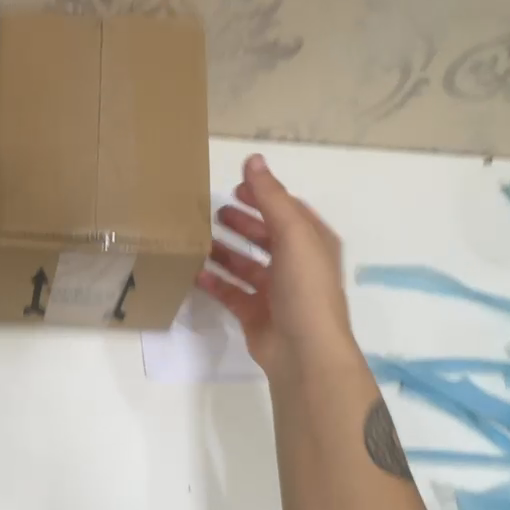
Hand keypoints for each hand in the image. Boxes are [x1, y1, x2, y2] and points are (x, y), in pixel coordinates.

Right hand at [196, 154, 356, 384]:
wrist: (303, 350)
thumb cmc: (305, 288)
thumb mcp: (293, 234)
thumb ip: (271, 197)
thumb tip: (253, 159)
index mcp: (313, 243)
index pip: (288, 210)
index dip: (265, 195)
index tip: (236, 185)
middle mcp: (296, 265)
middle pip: (266, 236)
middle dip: (243, 222)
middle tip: (213, 211)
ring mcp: (275, 291)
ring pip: (246, 264)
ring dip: (224, 251)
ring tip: (198, 239)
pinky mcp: (255, 313)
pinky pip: (231, 292)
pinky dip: (215, 281)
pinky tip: (196, 271)